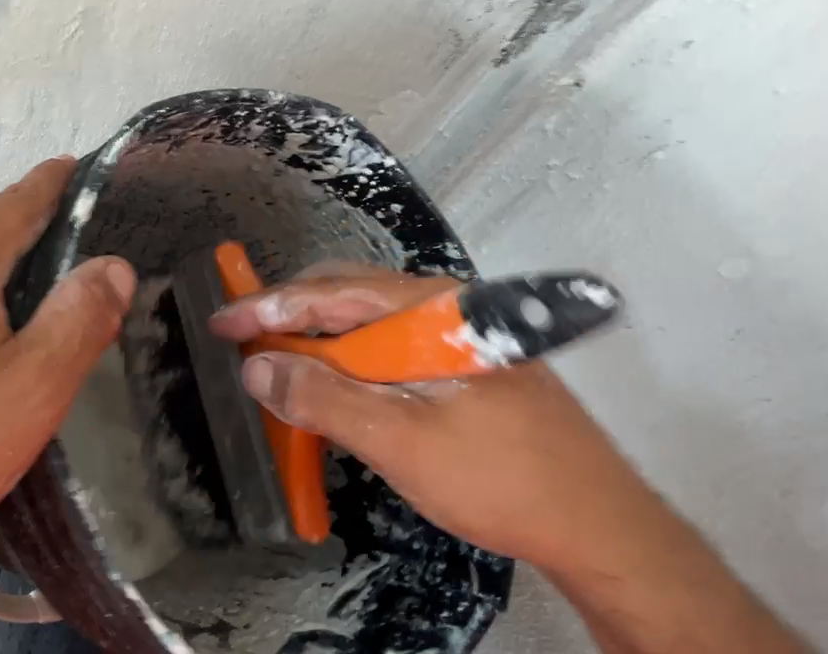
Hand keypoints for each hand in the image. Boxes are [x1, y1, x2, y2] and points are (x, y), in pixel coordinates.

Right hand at [208, 264, 657, 570]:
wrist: (606, 532)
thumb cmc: (501, 479)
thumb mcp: (400, 441)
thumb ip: (323, 398)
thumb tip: (257, 369)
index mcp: (430, 308)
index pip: (329, 294)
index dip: (267, 308)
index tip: (221, 323)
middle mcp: (445, 307)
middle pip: (347, 297)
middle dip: (289, 317)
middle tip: (243, 342)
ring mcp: (459, 335)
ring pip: (368, 325)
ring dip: (319, 344)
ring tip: (278, 366)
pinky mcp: (467, 366)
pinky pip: (391, 349)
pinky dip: (351, 365)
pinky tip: (336, 391)